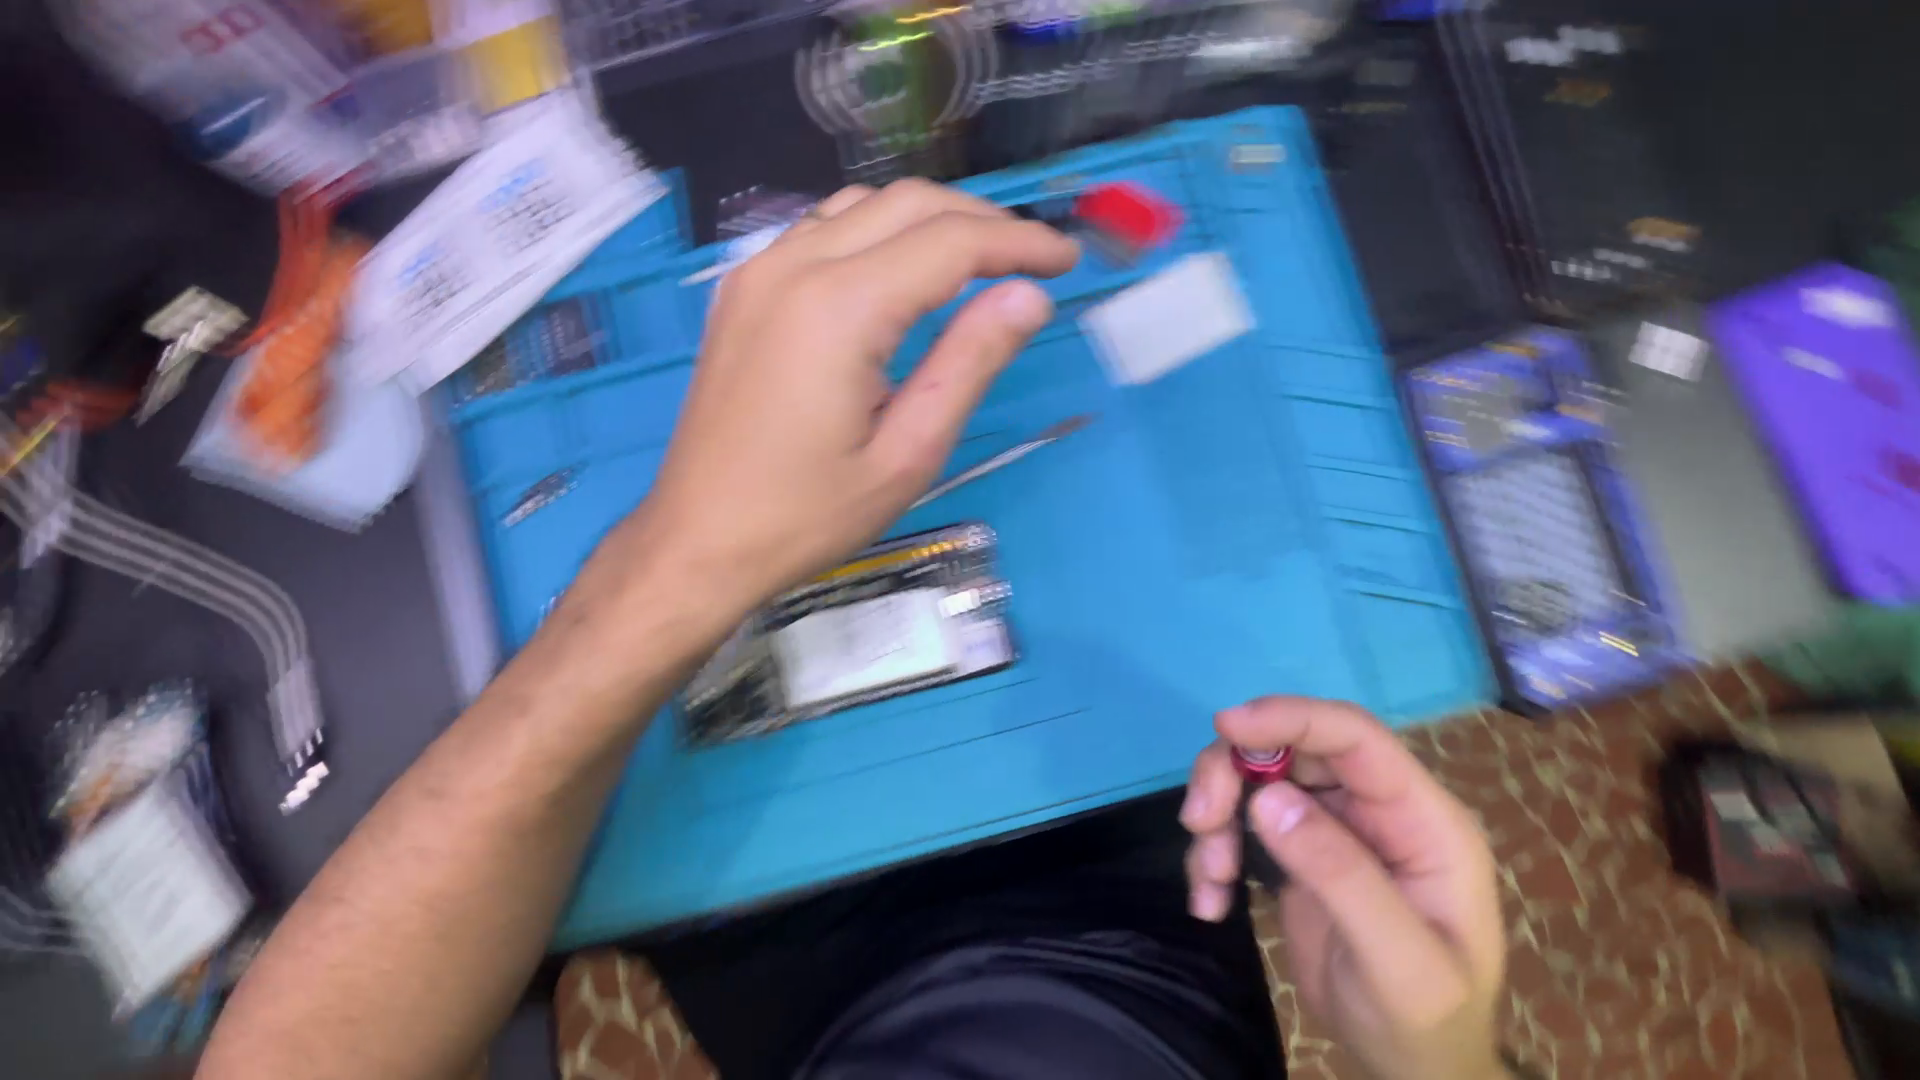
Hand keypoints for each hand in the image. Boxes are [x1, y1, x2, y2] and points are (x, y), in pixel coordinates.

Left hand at [614, 179, 1077, 622]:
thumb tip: (1028, 297)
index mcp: (841, 308)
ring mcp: (758, 272)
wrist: (698, 541)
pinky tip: (901, 273)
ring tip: (978, 263)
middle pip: (907, 204)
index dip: (1019, 243)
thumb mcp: (906, 454)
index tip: (1067, 262)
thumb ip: (969, 365)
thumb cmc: (806, 516)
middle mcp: (794, 266)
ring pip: (861, 205)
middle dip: (981, 221)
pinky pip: (821, 231)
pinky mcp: (742, 292)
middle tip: (1032, 261)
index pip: (950, 242)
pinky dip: (876, 233)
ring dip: (927, 221)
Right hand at [1180, 698, 1506, 1079]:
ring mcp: (1333, 828)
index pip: (1356, 737)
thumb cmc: (1426, 1022)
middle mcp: (1374, 809)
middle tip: (1199, 820)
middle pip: (1291, 750)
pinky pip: (1241, 824)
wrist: (1410, 1073)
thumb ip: (1342, 877)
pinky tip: (1209, 901)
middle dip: (1234, 774)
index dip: (1292, 718)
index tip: (1227, 727)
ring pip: (1257, 780)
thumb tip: (1267, 800)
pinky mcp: (1296, 852)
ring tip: (1209, 876)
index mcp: (1422, 819)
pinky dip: (1212, 854)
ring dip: (1218, 817)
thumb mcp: (1399, 964)